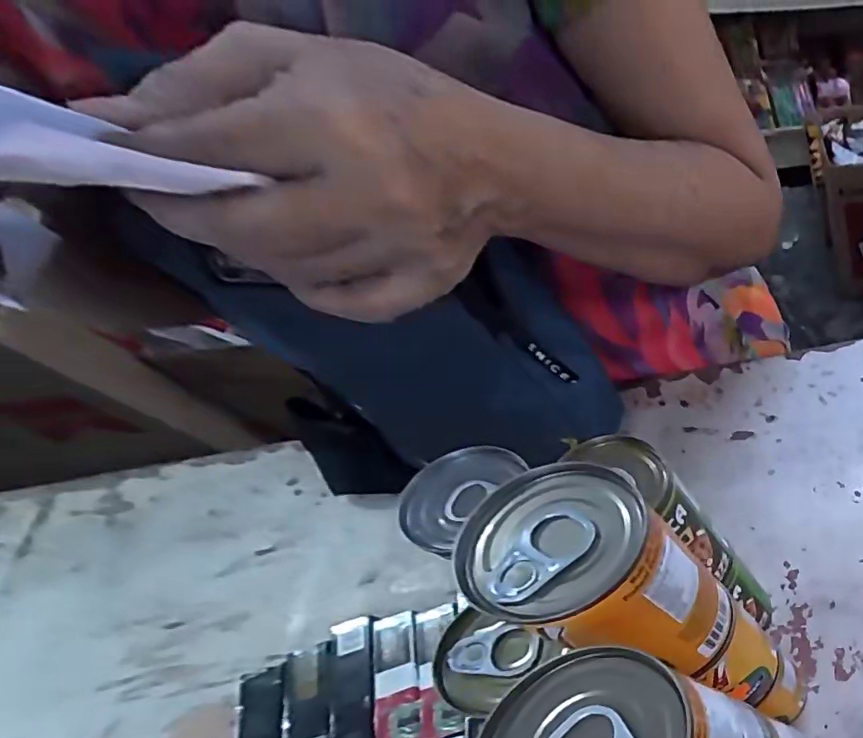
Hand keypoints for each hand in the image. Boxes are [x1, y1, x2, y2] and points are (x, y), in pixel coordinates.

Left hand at [71, 23, 502, 322]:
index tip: (126, 150)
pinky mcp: (431, 280)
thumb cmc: (395, 98)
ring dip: (250, 252)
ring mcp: (405, 247)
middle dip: (185, 215)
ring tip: (241, 227)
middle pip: (248, 227)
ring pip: (296, 270)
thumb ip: (200, 81)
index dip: (149, 151)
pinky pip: (359, 305)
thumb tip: (115, 119)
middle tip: (166, 200)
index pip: (210, 147)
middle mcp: (369, 196)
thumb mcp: (292, 57)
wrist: (497, 160)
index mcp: (329, 125)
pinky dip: (317, 294)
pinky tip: (303, 271)